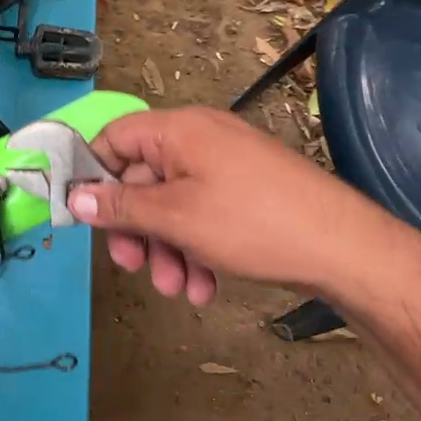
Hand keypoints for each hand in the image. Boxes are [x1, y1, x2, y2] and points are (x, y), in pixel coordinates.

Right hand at [67, 108, 398, 301]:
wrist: (348, 251)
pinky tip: (205, 288)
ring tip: (178, 290)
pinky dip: (196, 250)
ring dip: (166, 250)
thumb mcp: (174, 217)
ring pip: (172, 206)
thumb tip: (72, 197)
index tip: (82, 216)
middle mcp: (200, 141)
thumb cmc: (252, 223)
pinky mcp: (247, 195)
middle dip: (135, 229)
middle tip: (131, 266)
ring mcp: (227, 168)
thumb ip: (119, 206)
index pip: (113, 139)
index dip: (92, 175)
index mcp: (178, 130)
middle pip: (141, 180)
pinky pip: (202, 216)